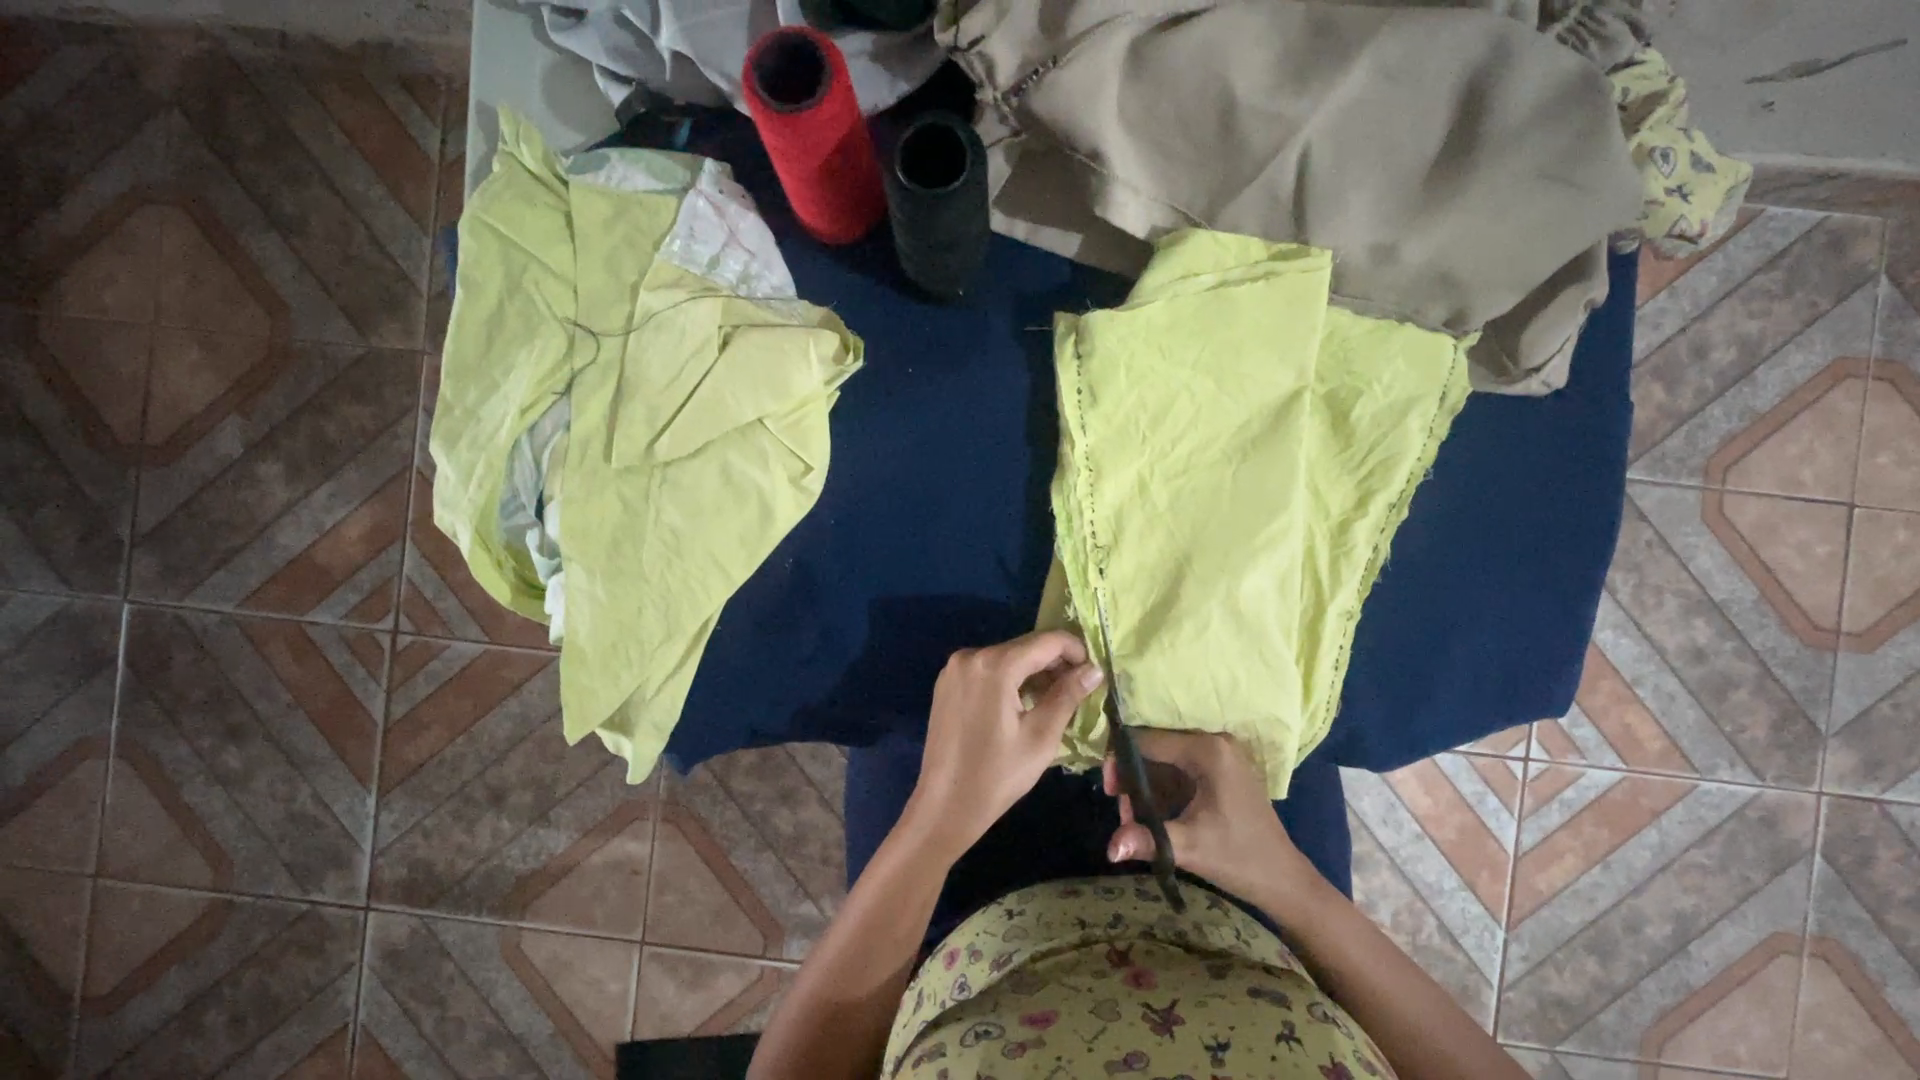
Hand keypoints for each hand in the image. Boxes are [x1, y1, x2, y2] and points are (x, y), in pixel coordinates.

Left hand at [902, 630, 1104, 860]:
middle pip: (1025, 647)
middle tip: (1079, 690)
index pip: (1046, 641)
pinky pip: (987, 670)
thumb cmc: (997, 775)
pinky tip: (1023, 704)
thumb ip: (1068, 695)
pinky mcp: (946, 684)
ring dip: (1033, 672)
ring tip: (1055, 701)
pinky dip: (1010, 679)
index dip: (1076, 650)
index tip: (1094, 672)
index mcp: (994, 666)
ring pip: (1007, 658)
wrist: (946, 805)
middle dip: (1055, 663)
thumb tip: (1094, 669)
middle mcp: (970, 656)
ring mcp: (954, 669)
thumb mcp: (1041, 736)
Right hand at [1104, 730, 1319, 909]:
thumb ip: (1147, 840)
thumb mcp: (1189, 848)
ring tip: (1133, 820)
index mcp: (1208, 750)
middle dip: (1131, 777)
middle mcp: (1213, 742)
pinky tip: (1152, 816)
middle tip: (1121, 811)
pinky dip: (1161, 790)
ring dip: (1144, 786)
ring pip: (1164, 760)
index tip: (1107, 791)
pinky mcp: (1219, 770)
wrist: (1282, 880)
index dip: (1121, 761)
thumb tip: (1109, 849)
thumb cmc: (1240, 858)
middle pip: (1155, 747)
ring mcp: (1218, 755)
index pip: (1148, 740)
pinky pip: (1178, 769)